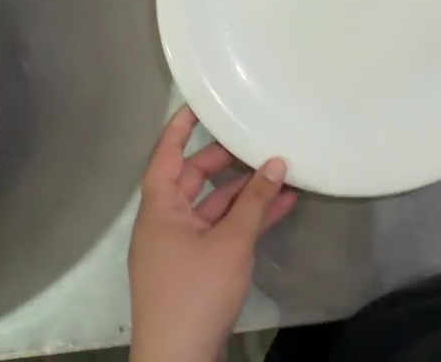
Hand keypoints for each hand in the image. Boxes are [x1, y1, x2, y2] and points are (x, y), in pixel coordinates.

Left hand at [128, 106, 297, 361]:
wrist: (180, 361)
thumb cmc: (196, 292)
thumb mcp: (231, 241)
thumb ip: (255, 199)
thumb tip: (276, 163)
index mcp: (159, 212)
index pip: (165, 158)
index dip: (179, 130)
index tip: (199, 104)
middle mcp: (165, 224)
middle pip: (194, 179)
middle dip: (226, 160)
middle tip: (256, 138)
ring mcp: (180, 247)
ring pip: (213, 205)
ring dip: (245, 190)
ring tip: (281, 170)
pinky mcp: (196, 267)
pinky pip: (222, 229)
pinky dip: (247, 217)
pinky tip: (281, 205)